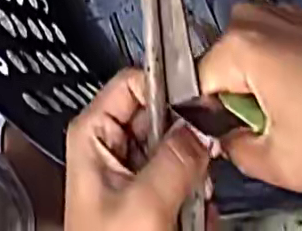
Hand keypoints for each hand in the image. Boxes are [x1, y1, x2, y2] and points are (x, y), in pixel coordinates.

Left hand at [64, 67, 211, 229]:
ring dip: (194, 176)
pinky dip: (194, 199)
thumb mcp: (144, 205)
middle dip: (187, 141)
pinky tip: (197, 218)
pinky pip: (179, 183)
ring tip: (199, 201)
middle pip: (159, 117)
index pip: (133, 83)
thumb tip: (200, 128)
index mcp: (94, 132)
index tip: (201, 102)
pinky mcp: (147, 200)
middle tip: (207, 160)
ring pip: (174, 152)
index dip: (167, 88)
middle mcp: (110, 145)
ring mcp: (129, 173)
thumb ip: (175, 161)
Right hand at [195, 2, 301, 192]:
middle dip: (239, 92)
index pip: (203, 81)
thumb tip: (226, 140)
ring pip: (245, 49)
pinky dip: (278, 63)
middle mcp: (251, 17)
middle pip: (223, 60)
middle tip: (273, 124)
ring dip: (257, 77)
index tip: (243, 134)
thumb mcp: (284, 165)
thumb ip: (238, 154)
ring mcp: (278, 12)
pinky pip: (269, 39)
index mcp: (239, 45)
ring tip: (293, 108)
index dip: (217, 115)